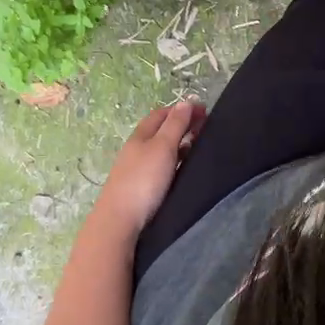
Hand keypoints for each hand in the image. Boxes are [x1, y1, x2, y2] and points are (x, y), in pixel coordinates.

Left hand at [93, 101, 204, 237]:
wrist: (119, 222)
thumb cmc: (143, 180)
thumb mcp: (163, 147)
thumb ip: (175, 124)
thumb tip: (186, 101)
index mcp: (141, 135)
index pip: (162, 114)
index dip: (182, 109)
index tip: (205, 111)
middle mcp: (137, 149)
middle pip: (160, 130)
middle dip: (182, 124)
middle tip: (205, 127)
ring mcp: (137, 169)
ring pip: (161, 149)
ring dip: (180, 143)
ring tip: (199, 147)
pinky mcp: (140, 187)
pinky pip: (161, 166)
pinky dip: (175, 161)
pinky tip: (183, 169)